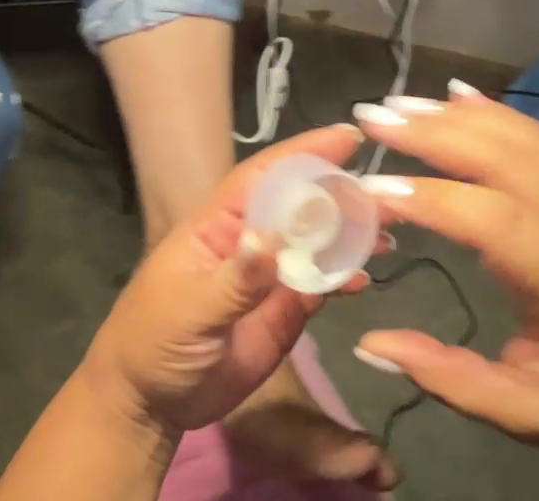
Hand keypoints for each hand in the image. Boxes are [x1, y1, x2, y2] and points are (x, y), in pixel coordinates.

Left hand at [78, 125, 373, 435]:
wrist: (151, 402)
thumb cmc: (154, 341)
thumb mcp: (189, 309)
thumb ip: (234, 278)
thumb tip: (270, 240)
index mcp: (219, 223)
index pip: (265, 176)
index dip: (304, 153)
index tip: (347, 136)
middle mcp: (251, 239)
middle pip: (300, 204)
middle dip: (340, 193)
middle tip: (386, 193)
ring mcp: (270, 274)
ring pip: (317, 241)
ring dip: (351, 233)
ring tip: (388, 231)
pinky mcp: (284, 309)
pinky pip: (321, 283)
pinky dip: (345, 277)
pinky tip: (365, 278)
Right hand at [352, 88, 538, 478]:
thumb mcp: (531, 416)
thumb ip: (449, 379)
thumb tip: (369, 342)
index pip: (499, 224)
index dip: (434, 201)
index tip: (372, 189)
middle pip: (509, 160)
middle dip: (435, 134)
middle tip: (372, 120)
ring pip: (523, 139)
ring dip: (458, 116)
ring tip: (397, 107)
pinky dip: (494, 111)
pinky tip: (456, 95)